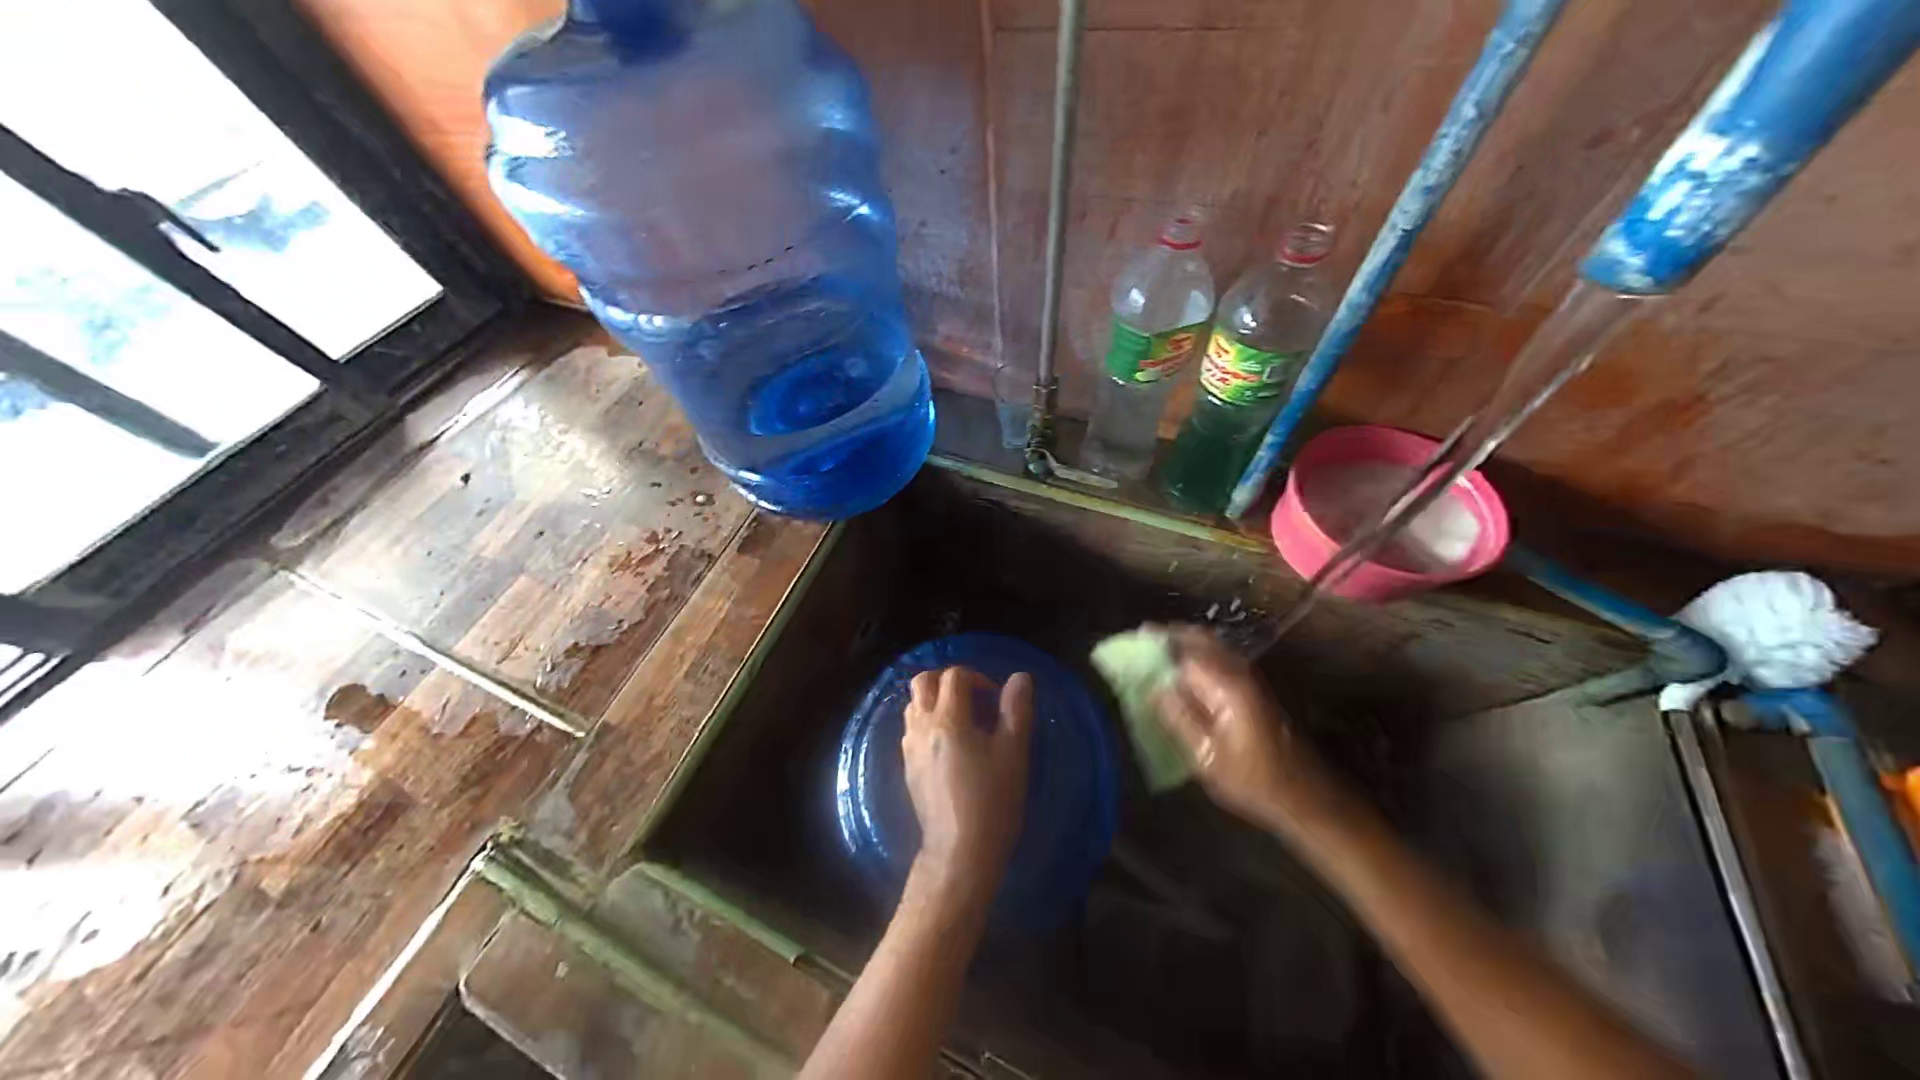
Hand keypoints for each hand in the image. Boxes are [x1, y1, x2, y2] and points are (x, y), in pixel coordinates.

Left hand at [903, 667, 1032, 898]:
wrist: (960, 853)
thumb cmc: (992, 801)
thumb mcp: (1013, 754)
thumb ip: (1016, 711)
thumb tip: (1020, 677)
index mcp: (948, 720)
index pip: (954, 676)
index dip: (977, 677)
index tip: (996, 698)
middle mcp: (922, 727)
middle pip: (923, 682)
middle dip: (947, 680)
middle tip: (973, 698)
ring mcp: (909, 748)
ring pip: (913, 704)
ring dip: (935, 700)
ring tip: (962, 720)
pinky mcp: (907, 767)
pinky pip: (911, 728)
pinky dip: (927, 721)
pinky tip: (950, 744)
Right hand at [1152, 626, 1344, 831]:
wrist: (1304, 794)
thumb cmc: (1253, 779)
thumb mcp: (1206, 757)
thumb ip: (1178, 718)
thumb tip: (1151, 687)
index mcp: (1226, 685)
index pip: (1184, 650)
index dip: (1156, 644)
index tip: (1131, 641)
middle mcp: (1239, 672)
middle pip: (1200, 639)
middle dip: (1168, 636)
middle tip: (1139, 640)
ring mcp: (1249, 678)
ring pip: (1211, 646)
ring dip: (1183, 643)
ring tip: (1153, 652)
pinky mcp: (1252, 688)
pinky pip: (1218, 659)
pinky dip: (1196, 655)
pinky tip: (1179, 672)